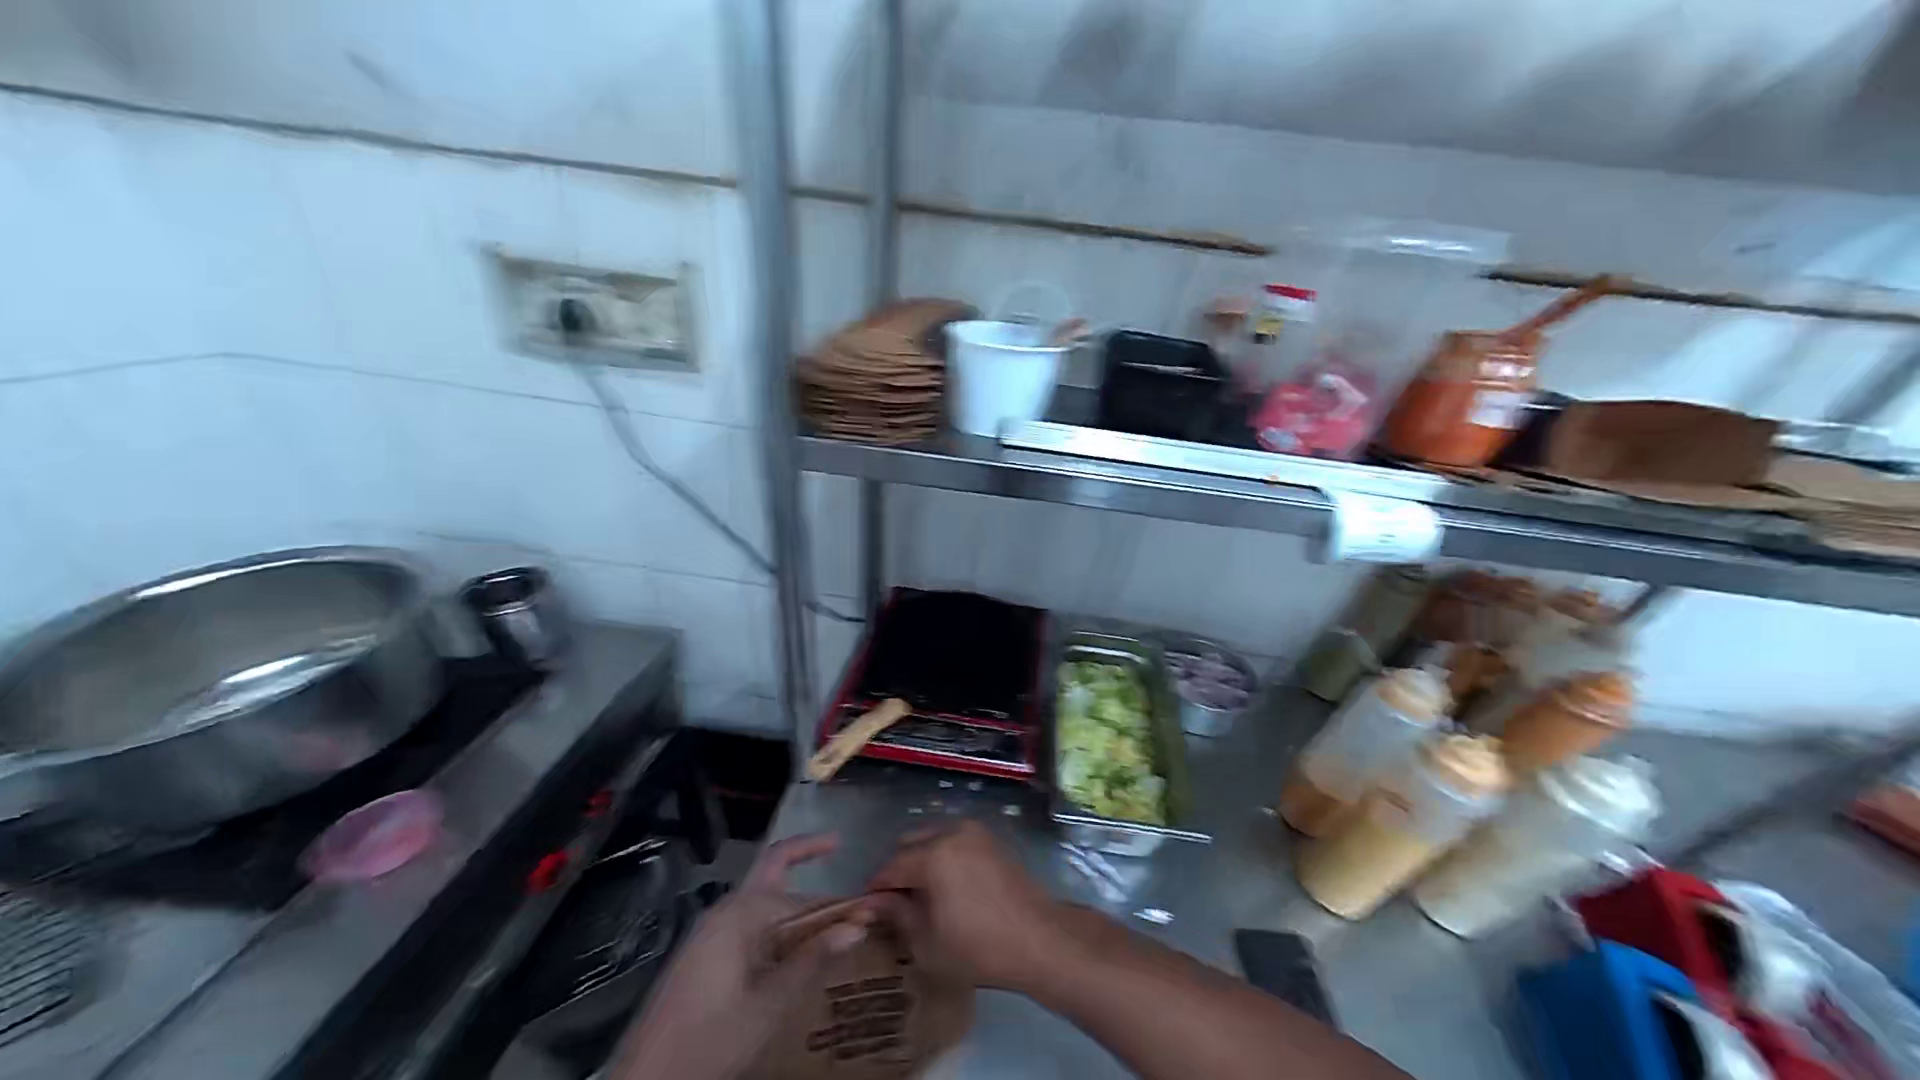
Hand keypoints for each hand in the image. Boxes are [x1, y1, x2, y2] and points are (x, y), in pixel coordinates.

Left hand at [611, 834, 872, 1079]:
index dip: (832, 898)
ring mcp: (711, 932)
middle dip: (809, 872)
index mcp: (738, 914)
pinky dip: (779, 931)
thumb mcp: (769, 1004)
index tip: (865, 903)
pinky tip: (796, 957)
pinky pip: (750, 926)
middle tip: (844, 876)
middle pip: (774, 874)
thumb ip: (813, 959)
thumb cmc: (710, 1039)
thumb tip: (858, 925)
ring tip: (831, 932)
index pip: (796, 890)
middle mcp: (724, 911)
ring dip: (797, 911)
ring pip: (764, 904)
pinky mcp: (706, 954)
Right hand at [866, 820, 1070, 992]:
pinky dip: (944, 856)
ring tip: (925, 896)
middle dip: (900, 870)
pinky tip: (950, 886)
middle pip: (910, 844)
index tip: (870, 909)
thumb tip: (872, 902)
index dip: (877, 889)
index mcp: (933, 855)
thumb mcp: (927, 942)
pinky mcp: (991, 839)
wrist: (1039, 939)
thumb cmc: (979, 948)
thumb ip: (896, 915)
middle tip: (899, 903)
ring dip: (922, 860)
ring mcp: (975, 832)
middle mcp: (952, 832)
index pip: (891, 867)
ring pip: (933, 838)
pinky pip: (955, 840)